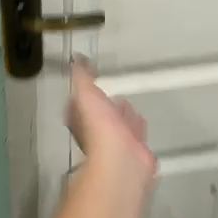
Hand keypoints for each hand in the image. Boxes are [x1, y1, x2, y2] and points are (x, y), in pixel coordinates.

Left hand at [68, 60, 155, 182]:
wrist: (122, 159)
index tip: (89, 83)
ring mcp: (116, 143)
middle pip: (100, 117)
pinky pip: (135, 135)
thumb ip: (82, 76)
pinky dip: (137, 126)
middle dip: (105, 107)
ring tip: (127, 102)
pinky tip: (141, 119)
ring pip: (118, 126)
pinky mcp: (134, 151)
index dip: (82, 96)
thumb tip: (76, 58)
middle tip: (111, 95)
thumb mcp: (85, 94)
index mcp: (82, 120)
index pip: (78, 106)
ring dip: (122, 116)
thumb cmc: (100, 126)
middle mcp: (96, 133)